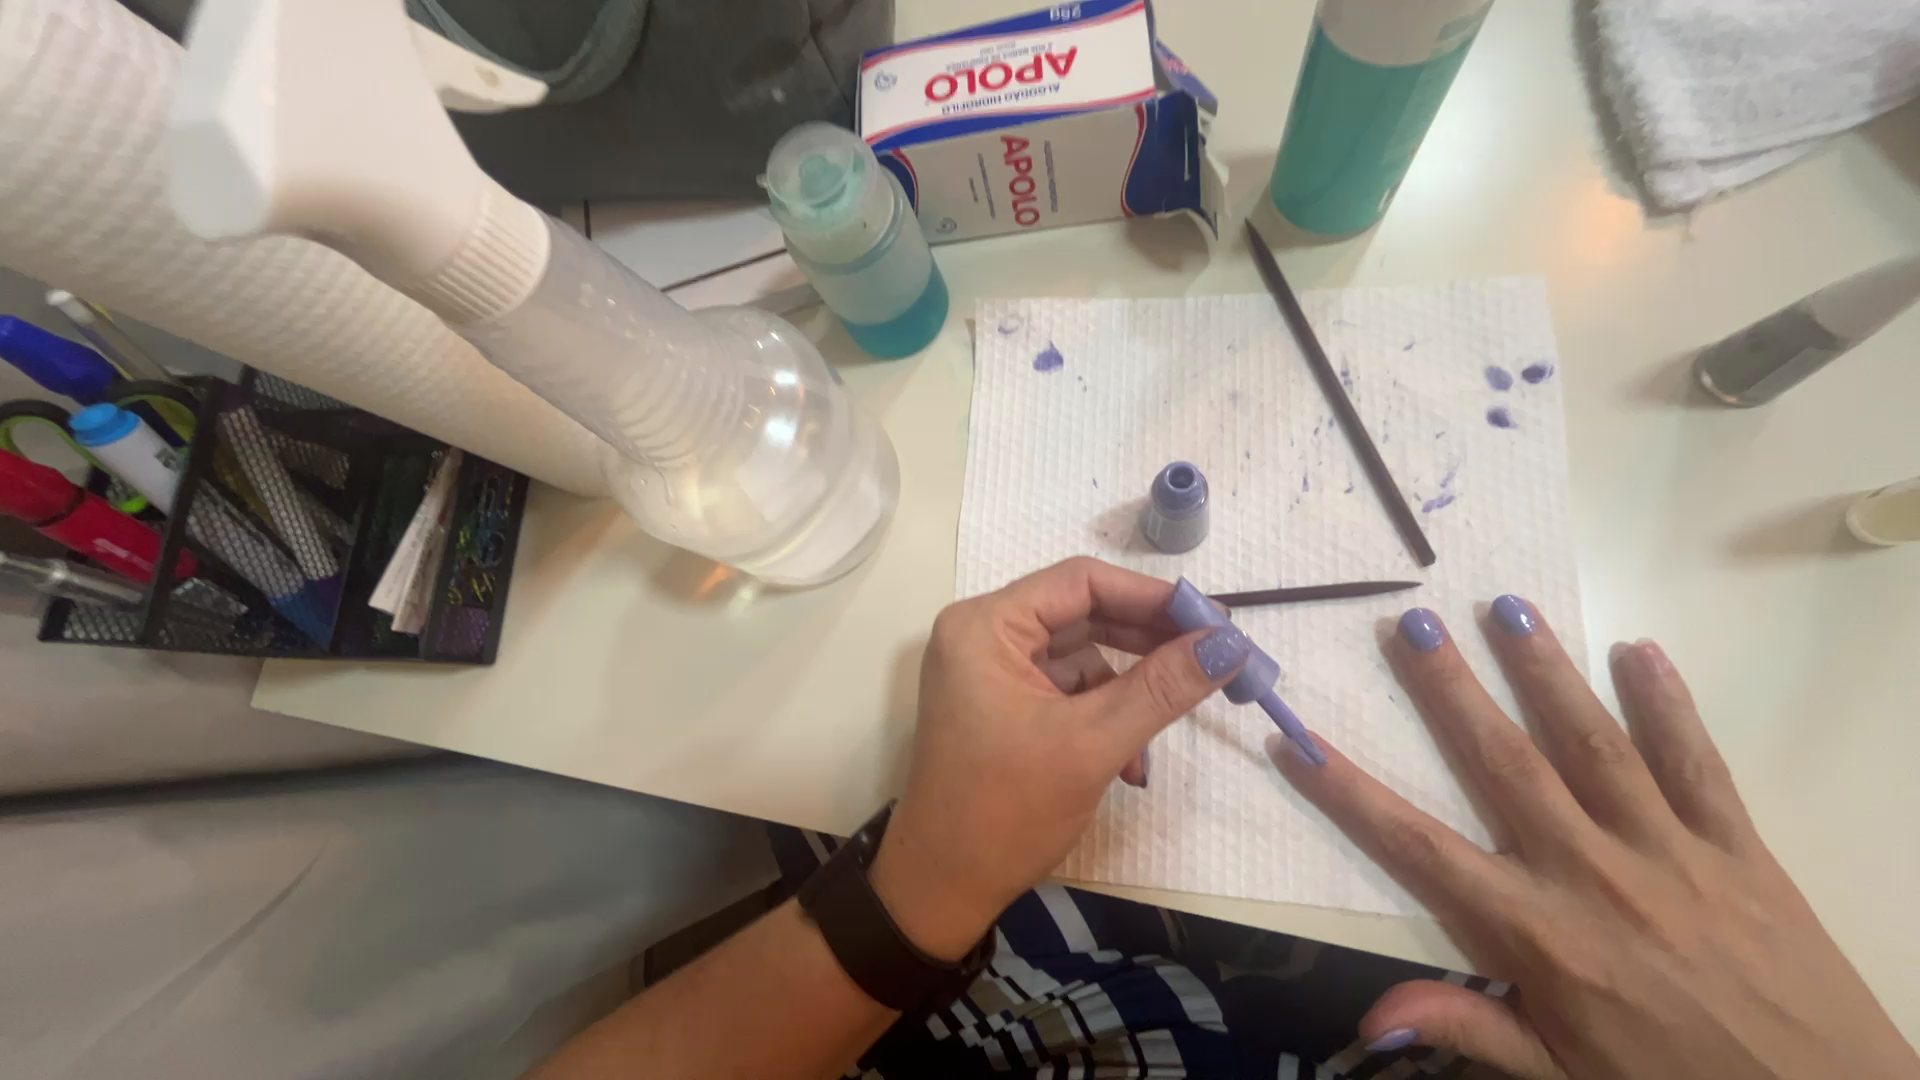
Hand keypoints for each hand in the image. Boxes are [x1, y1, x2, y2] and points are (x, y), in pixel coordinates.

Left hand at [869, 557, 1248, 959]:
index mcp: (985, 625)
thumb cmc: (1007, 811)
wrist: (943, 887)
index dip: (1152, 596)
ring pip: (1079, 653)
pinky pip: (1066, 688)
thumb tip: (1230, 643)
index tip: (1215, 618)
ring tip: (1174, 718)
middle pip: (1081, 614)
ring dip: (1129, 687)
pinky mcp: (1002, 700)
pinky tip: (1133, 759)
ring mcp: (990, 668)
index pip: (1080, 582)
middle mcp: (983, 633)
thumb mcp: (1093, 743)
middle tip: (1215, 657)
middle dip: (1148, 640)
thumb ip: (1163, 687)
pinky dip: (1104, 714)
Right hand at [1270, 597, 1919, 1078]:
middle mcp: (1590, 874)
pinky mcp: (1741, 851)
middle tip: (1411, 621)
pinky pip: (1699, 767)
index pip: (1415, 845)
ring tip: (1507, 606)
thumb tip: (1367, 1018)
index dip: (1347, 792)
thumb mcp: (1558, 1073)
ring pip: (1594, 745)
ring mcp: (1668, 854)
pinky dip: (1670, 706)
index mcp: (1534, 930)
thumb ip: (1466, 1024)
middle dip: (1450, 688)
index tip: (1296, 740)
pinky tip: (1639, 650)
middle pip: (1503, 763)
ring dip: (1546, 672)